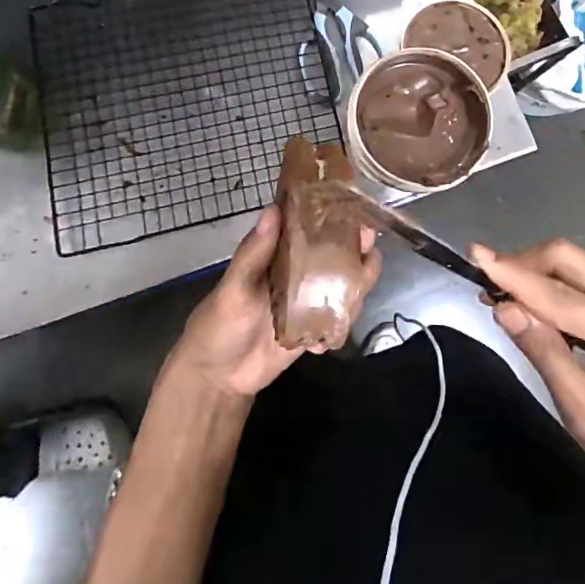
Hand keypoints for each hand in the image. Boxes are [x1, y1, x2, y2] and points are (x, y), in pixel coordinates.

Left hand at [165, 206, 379, 399]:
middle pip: (335, 252)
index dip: (331, 212)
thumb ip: (253, 253)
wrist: (218, 378)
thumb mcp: (233, 288)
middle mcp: (297, 270)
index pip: (308, 224)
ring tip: (357, 292)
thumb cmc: (218, 324)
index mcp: (277, 253)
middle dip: (355, 247)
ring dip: (357, 284)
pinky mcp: (314, 327)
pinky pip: (339, 319)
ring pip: (343, 283)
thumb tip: (273, 209)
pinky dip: (342, 324)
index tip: (352, 205)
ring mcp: (308, 299)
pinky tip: (324, 340)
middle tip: (367, 247)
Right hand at [471, 239, 584, 523]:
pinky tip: (530, 304)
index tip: (475, 256)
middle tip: (486, 286)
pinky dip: (549, 282)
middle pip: (567, 259)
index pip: (559, 296)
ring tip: (500, 297)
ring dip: (532, 271)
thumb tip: (505, 309)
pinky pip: (582, 277)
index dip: (514, 276)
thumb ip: (546, 355)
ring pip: (573, 263)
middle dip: (521, 264)